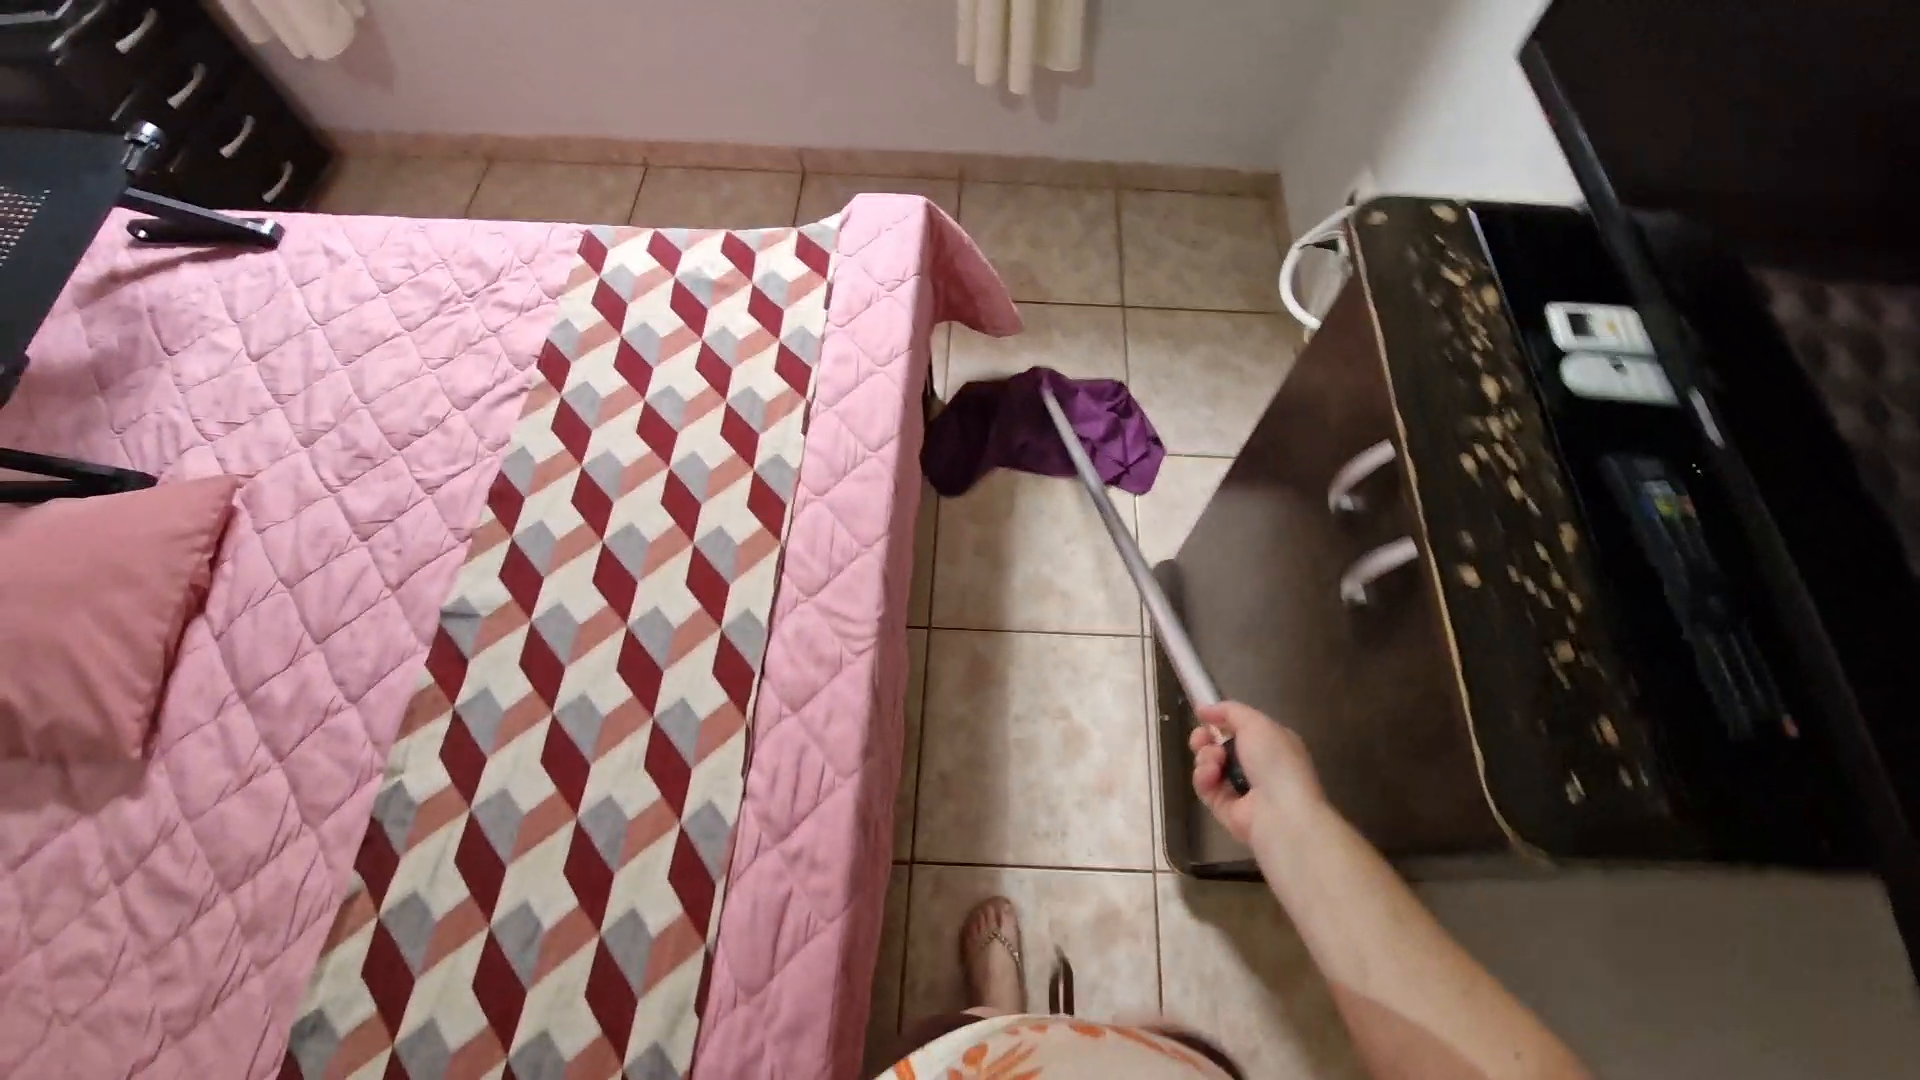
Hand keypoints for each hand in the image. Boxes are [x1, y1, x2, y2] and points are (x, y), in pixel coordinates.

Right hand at [1189, 701, 1325, 844]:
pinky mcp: (1225, 809)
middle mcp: (1257, 766)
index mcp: (1271, 744)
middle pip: (1219, 746)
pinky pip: (1205, 787)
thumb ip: (1229, 711)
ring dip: (1205, 757)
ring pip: (1209, 765)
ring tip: (1214, 761)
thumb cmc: (1276, 761)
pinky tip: (1211, 775)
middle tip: (1201, 739)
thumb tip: (1204, 709)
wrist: (1282, 812)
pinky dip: (1204, 777)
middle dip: (1204, 739)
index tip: (1203, 716)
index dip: (1220, 722)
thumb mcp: (1256, 723)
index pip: (1239, 729)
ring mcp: (1240, 789)